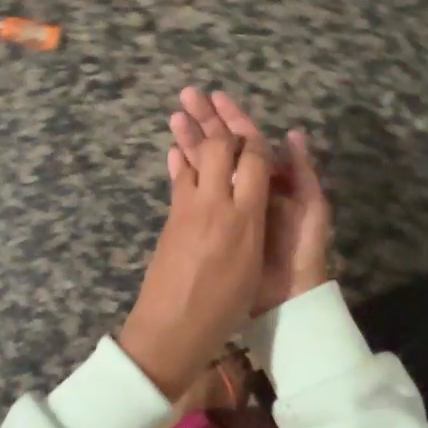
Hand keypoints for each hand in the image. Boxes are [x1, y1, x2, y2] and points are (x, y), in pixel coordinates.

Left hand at [120, 130, 273, 399]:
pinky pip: (177, 180)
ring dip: (190, 131)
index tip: (252, 127)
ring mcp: (189, 208)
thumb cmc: (223, 308)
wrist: (173, 327)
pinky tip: (173, 150)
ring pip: (194, 158)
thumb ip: (255, 225)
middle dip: (221, 123)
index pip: (255, 160)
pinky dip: (178, 162)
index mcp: (246, 217)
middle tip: (213, 100)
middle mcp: (217, 204)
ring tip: (182, 106)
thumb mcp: (251, 266)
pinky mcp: (170, 218)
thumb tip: (256, 198)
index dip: (255, 140)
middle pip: (221, 148)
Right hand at [168, 88, 331, 315]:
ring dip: (191, 140)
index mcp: (271, 179)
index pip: (248, 141)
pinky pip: (194, 191)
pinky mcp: (210, 222)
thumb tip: (292, 134)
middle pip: (223, 147)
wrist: (284, 295)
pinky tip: (172, 154)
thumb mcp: (311, 208)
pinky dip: (182, 172)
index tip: (215, 97)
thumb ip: (302, 171)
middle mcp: (247, 186)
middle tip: (186, 96)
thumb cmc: (300, 249)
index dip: (233, 118)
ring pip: (207, 164)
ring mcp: (227, 204)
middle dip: (206, 120)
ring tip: (174, 118)